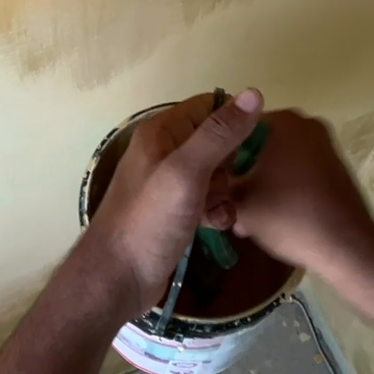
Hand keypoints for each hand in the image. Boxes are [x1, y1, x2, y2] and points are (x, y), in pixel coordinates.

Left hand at [87, 89, 264, 313]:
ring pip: (214, 173)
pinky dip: (216, 211)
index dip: (234, 120)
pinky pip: (207, 200)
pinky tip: (216, 226)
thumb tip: (254, 93)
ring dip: (224, 192)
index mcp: (161, 132)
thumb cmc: (149, 220)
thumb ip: (219, 134)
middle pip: (215, 141)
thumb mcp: (187, 172)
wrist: (116, 279)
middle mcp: (163, 151)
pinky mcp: (174, 211)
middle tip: (223, 184)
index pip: (208, 107)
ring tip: (215, 210)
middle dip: (229, 164)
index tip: (256, 143)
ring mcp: (168, 183)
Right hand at [228, 110, 373, 274]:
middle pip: (257, 145)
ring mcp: (324, 146)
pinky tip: (272, 217)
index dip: (220, 155)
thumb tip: (203, 186)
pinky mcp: (335, 169)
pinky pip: (297, 172)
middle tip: (228, 202)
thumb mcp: (240, 203)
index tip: (214, 181)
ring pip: (277, 161)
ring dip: (260, 184)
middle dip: (241, 173)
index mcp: (284, 121)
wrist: (347, 248)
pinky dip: (282, 189)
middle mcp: (306, 124)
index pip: (235, 127)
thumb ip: (216, 188)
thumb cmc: (289, 215)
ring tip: (247, 217)